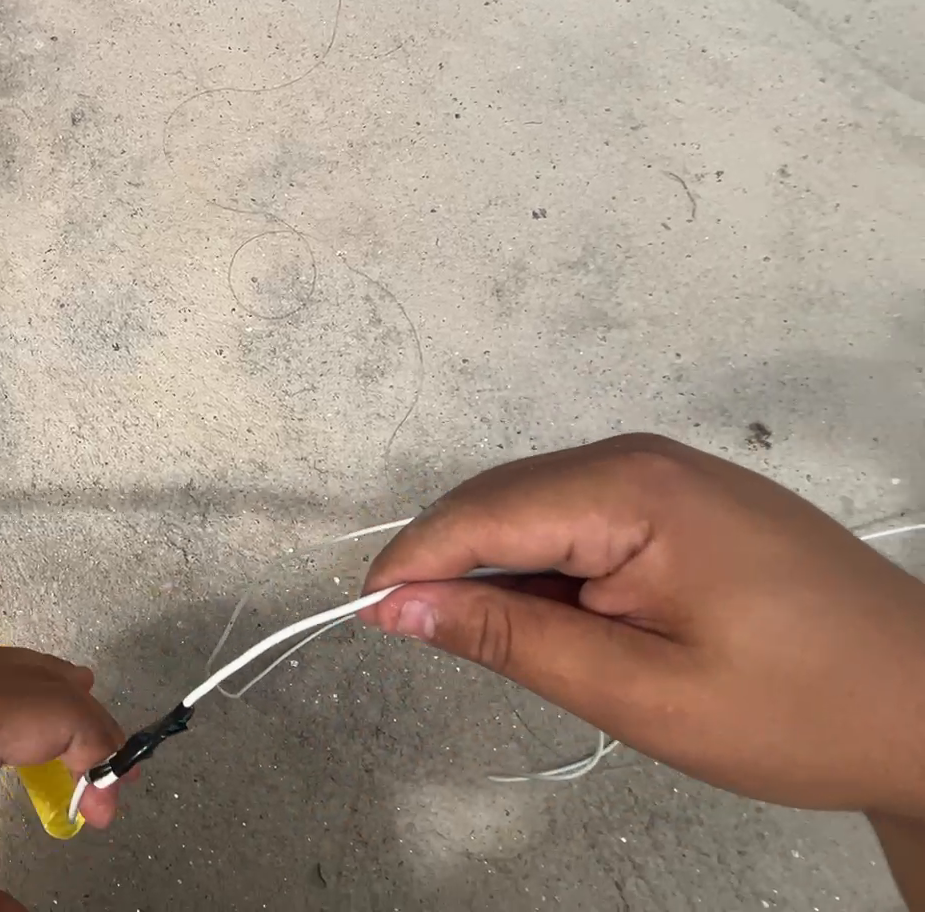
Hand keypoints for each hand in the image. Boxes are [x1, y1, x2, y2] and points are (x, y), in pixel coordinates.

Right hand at [354, 433, 924, 817]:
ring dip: (489, 565)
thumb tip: (396, 607)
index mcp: (628, 491)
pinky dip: (532, 560)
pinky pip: (557, 512)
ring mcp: (650, 467)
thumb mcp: (640, 692)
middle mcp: (629, 457)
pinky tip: (556, 609)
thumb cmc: (803, 711)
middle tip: (432, 636)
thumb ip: (505, 639)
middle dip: (448, 565)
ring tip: (508, 633)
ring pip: (516, 506)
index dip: (411, 563)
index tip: (367, 614)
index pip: (477, 516)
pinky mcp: (663, 489)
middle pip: (490, 502)